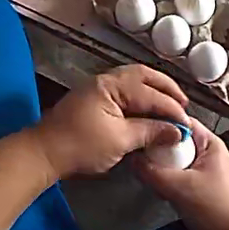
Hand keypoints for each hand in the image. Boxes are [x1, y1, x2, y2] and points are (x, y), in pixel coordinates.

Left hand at [30, 66, 190, 178]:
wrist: (42, 154)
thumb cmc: (79, 147)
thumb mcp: (120, 141)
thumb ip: (151, 132)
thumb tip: (177, 131)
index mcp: (112, 86)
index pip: (151, 94)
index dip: (172, 109)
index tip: (185, 124)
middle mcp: (105, 80)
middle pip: (144, 75)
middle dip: (167, 89)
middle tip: (183, 104)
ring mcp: (98, 87)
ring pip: (134, 79)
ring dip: (154, 89)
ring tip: (170, 104)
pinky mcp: (94, 98)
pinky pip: (125, 88)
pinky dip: (141, 95)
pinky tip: (149, 107)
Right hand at [134, 120, 228, 229]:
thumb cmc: (218, 209)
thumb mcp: (179, 186)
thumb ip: (152, 171)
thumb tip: (132, 159)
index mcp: (209, 142)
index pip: (180, 121)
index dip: (159, 122)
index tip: (139, 128)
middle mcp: (205, 152)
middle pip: (174, 141)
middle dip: (156, 148)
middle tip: (139, 153)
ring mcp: (201, 170)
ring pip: (172, 160)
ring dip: (160, 167)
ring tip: (146, 172)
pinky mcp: (195, 187)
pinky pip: (174, 176)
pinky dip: (165, 181)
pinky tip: (157, 188)